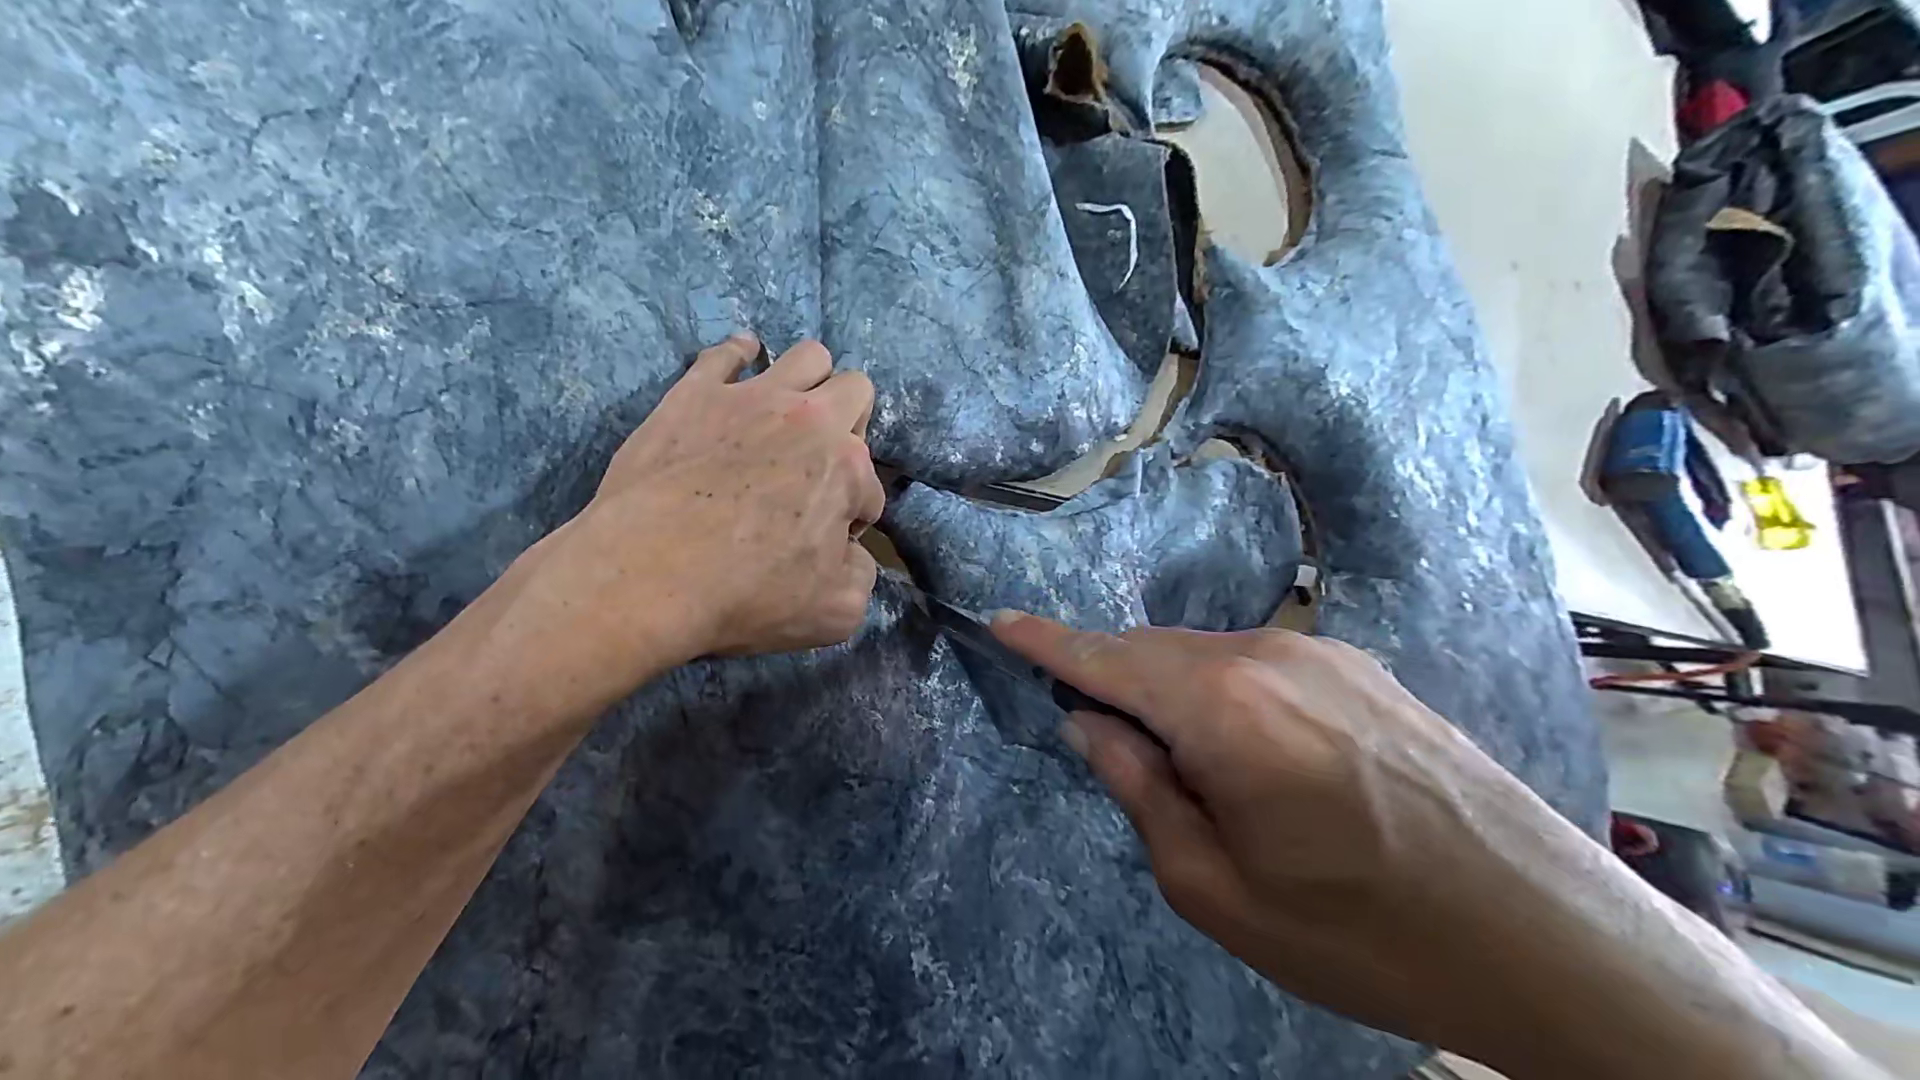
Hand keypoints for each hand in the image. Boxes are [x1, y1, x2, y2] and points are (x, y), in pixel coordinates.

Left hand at [516, 335, 883, 695]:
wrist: (645, 576)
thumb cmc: (747, 595)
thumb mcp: (837, 611)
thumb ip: (861, 574)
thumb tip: (848, 552)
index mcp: (848, 467)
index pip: (870, 488)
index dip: (852, 518)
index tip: (824, 540)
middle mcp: (810, 419)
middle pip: (856, 391)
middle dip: (851, 426)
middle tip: (820, 466)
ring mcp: (751, 397)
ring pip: (809, 356)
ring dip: (813, 381)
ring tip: (792, 412)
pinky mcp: (695, 392)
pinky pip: (727, 352)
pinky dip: (741, 354)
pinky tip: (743, 362)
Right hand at [991, 618, 1555, 1044]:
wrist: (1550, 938)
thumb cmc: (1360, 932)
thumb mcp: (1214, 888)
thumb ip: (1137, 789)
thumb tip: (1088, 724)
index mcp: (1220, 708)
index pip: (1105, 659)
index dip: (1046, 641)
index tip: (1001, 620)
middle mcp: (1265, 655)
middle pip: (1152, 652)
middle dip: (1109, 678)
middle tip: (1094, 730)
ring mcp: (1319, 653)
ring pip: (1204, 656)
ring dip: (1168, 691)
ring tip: (1181, 760)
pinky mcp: (1357, 666)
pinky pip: (1255, 663)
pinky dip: (1219, 690)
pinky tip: (1246, 747)